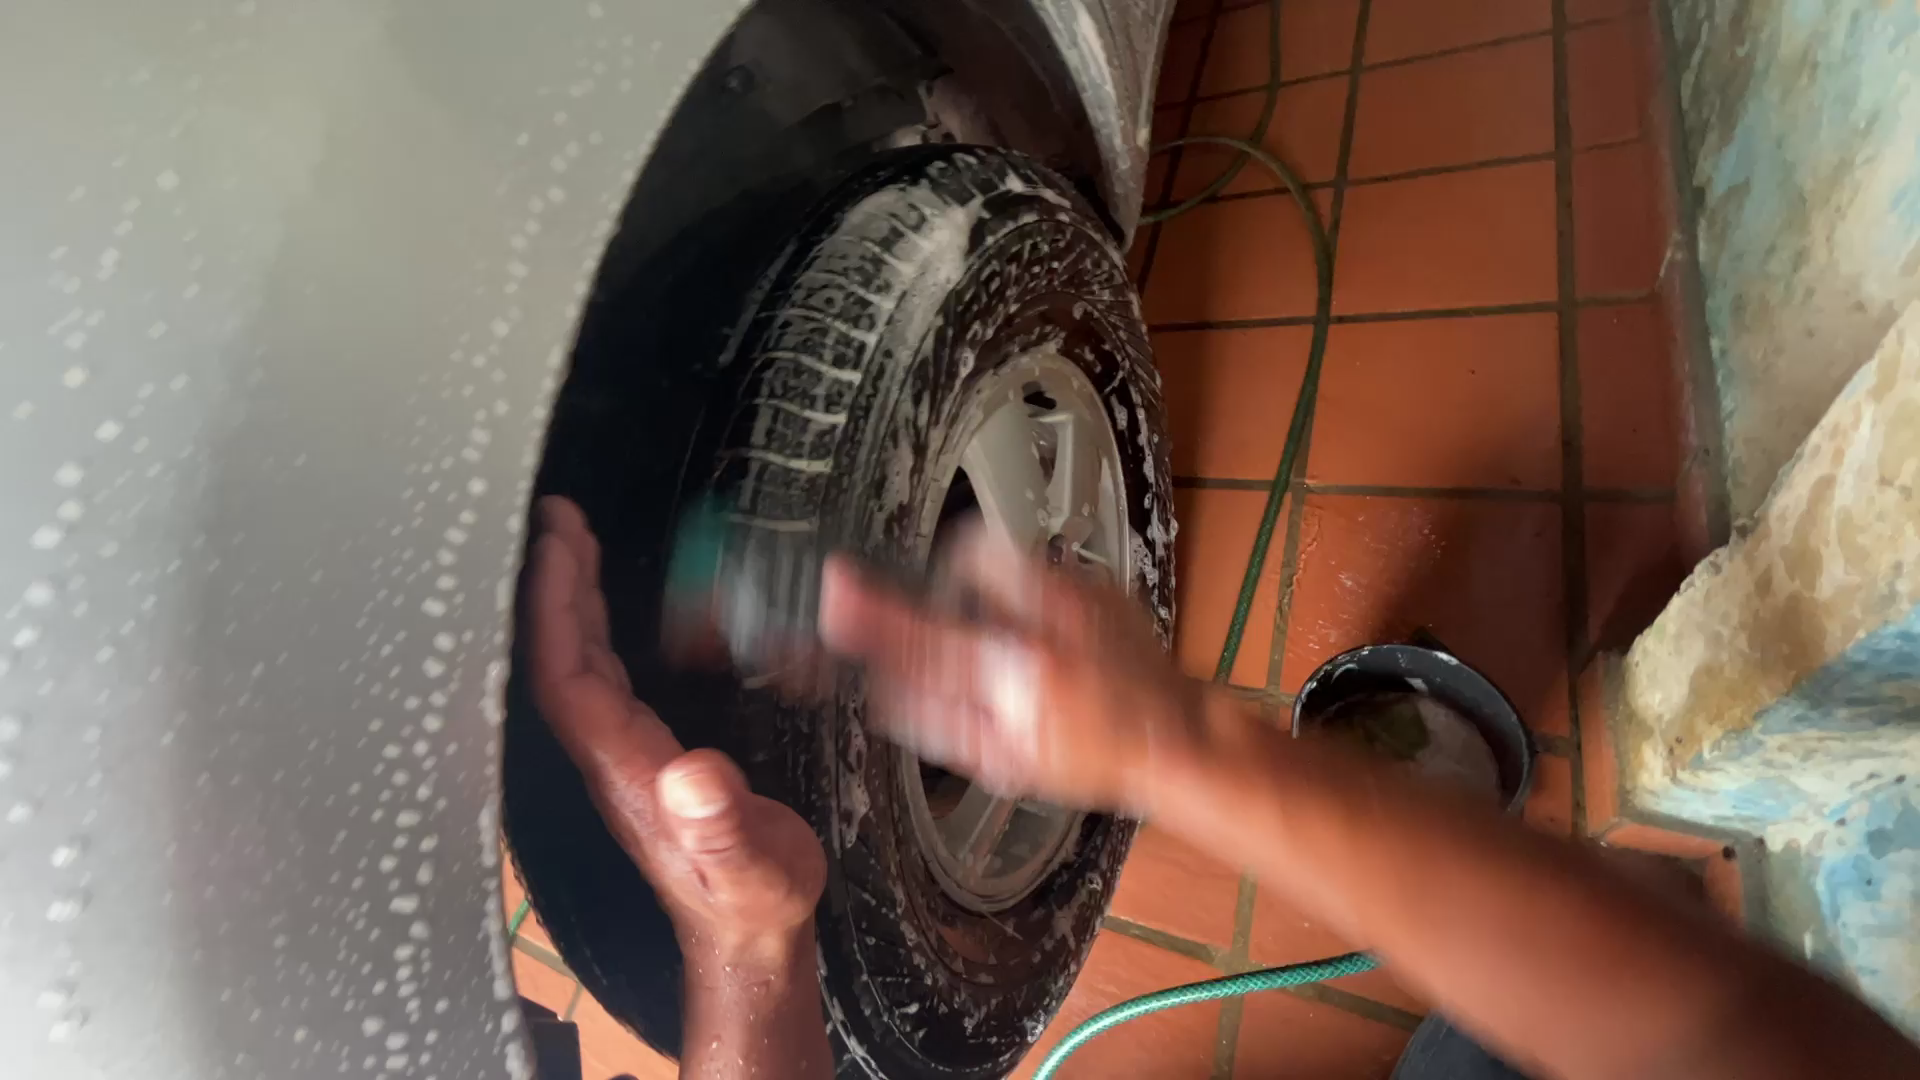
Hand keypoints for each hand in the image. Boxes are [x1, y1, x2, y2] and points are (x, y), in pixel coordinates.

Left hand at [527, 497, 825, 968]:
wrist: (747, 926)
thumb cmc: (755, 894)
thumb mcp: (754, 863)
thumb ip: (723, 823)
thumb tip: (693, 773)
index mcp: (631, 770)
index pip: (571, 679)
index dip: (558, 610)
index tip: (560, 545)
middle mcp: (615, 756)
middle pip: (565, 659)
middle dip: (558, 586)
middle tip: (560, 521)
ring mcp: (625, 755)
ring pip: (582, 664)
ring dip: (573, 601)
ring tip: (575, 546)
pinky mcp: (644, 754)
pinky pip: (605, 678)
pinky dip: (597, 631)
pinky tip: (607, 611)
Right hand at [817, 524, 1205, 813]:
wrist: (1175, 733)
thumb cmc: (1091, 758)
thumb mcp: (1003, 759)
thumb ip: (935, 719)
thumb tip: (881, 688)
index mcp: (1020, 673)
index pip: (925, 635)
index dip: (872, 611)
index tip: (837, 589)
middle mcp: (1050, 617)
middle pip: (969, 558)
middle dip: (947, 583)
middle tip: (961, 624)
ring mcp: (1079, 589)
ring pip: (1000, 554)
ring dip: (981, 583)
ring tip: (1003, 630)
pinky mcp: (1096, 578)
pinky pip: (1033, 563)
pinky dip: (1019, 590)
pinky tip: (1042, 632)